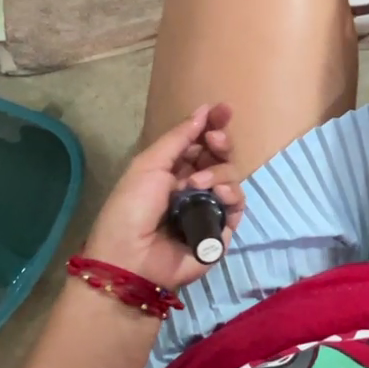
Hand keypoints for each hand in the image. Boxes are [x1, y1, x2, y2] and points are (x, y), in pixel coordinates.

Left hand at [83, 104, 245, 290]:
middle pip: (220, 156)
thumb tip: (204, 109)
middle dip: (221, 143)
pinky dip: (230, 196)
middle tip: (215, 141)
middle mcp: (194, 186)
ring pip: (231, 177)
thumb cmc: (131, 207)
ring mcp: (209, 208)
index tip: (224, 110)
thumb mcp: (150, 164)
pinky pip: (237, 205)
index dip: (212, 125)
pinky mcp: (220, 230)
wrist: (131, 258)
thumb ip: (179, 137)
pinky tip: (216, 197)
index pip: (200, 142)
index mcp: (173, 169)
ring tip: (197, 184)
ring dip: (218, 173)